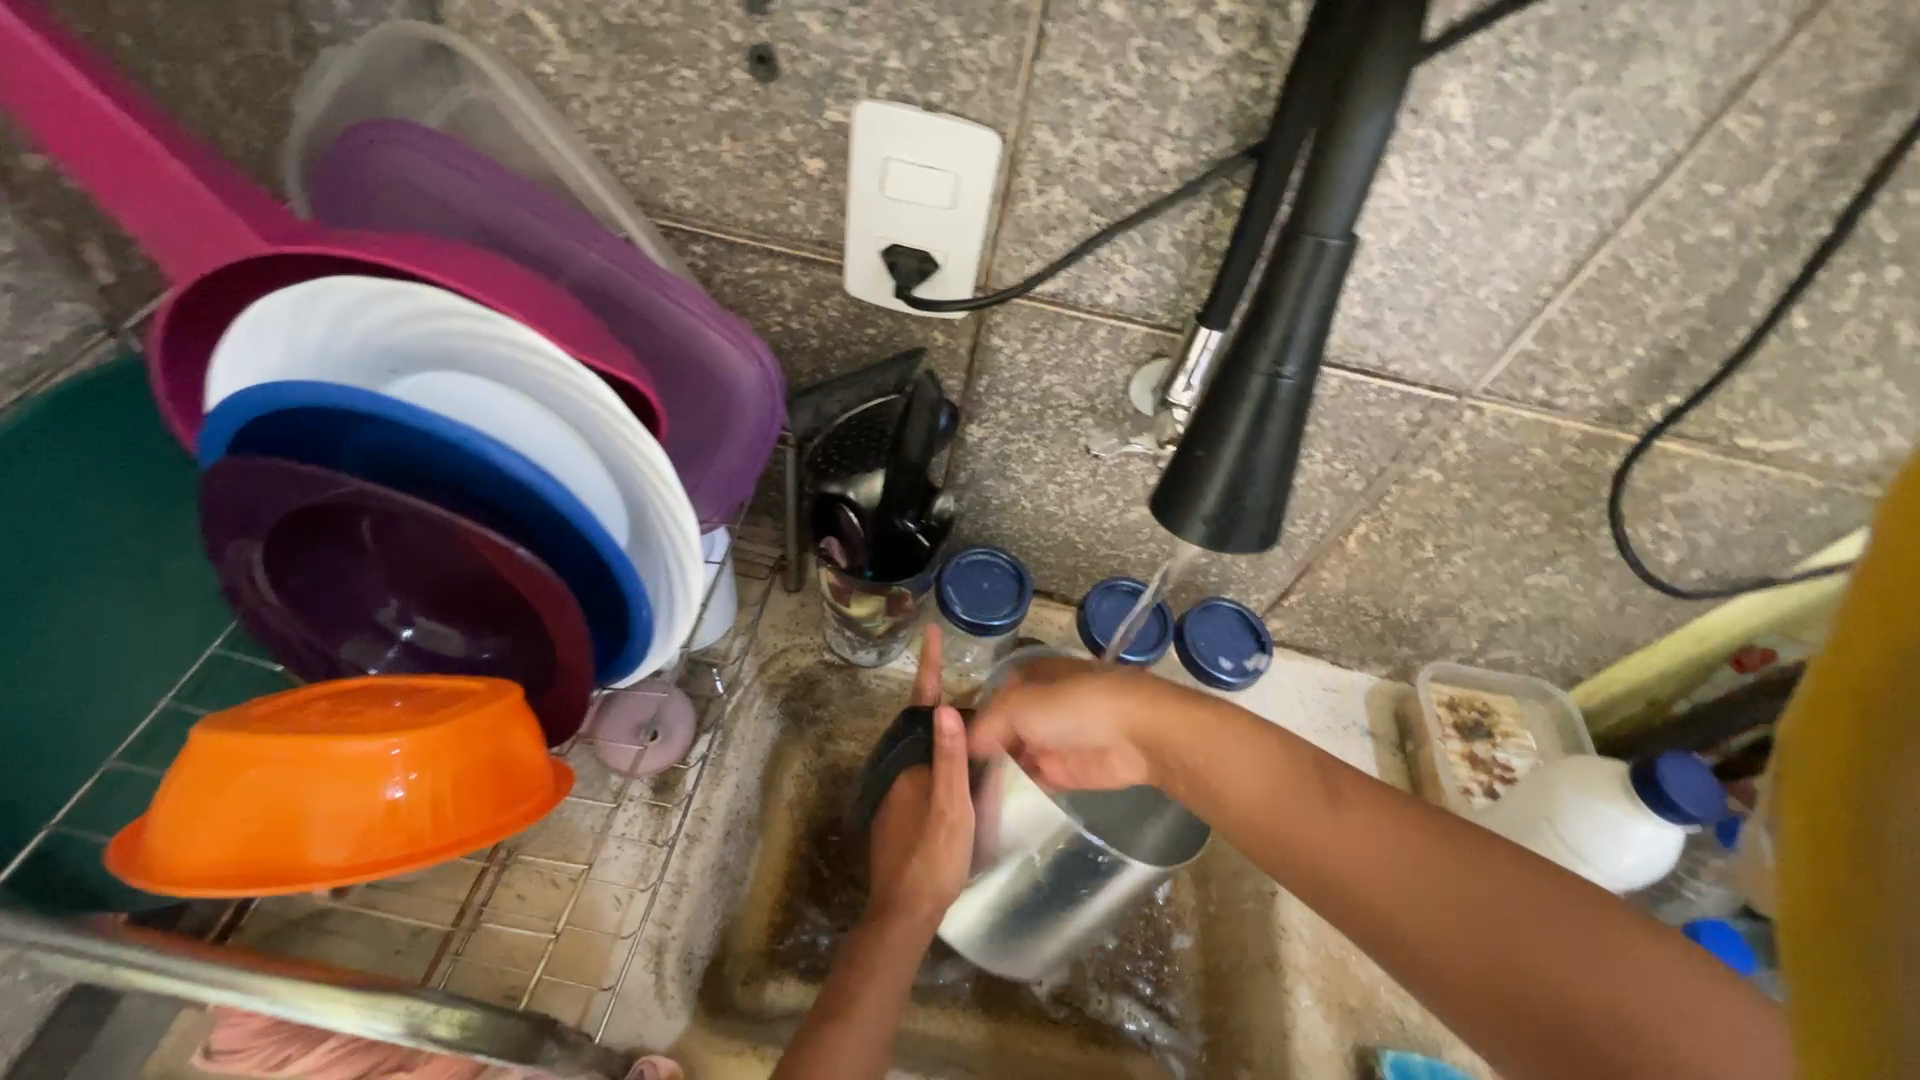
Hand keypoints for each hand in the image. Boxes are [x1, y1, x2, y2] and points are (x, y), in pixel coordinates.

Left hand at [866, 626, 974, 930]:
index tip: (930, 632)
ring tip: (983, 730)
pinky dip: (947, 767)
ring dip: (948, 739)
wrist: (905, 911)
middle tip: (978, 689)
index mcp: (912, 763)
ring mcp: (899, 792)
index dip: (928, 667)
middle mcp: (900, 771)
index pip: (922, 703)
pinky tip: (970, 777)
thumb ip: (949, 759)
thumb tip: (944, 707)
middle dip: (945, 704)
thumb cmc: (933, 857)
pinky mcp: (903, 813)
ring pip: (927, 753)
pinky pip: (928, 776)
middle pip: (925, 727)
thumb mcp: (951, 807)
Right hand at [968, 656, 1189, 790]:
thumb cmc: (1075, 706)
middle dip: (978, 753)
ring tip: (960, 797)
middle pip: (998, 732)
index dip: (966, 723)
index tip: (942, 749)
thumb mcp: (1020, 704)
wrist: (1138, 734)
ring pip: (1012, 758)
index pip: (987, 702)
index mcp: (1026, 680)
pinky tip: (986, 807)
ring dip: (993, 775)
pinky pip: (1030, 782)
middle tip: (948, 780)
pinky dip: (1012, 792)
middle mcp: (1035, 709)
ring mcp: (1050, 741)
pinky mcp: (1064, 773)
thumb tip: (964, 744)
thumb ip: (987, 723)